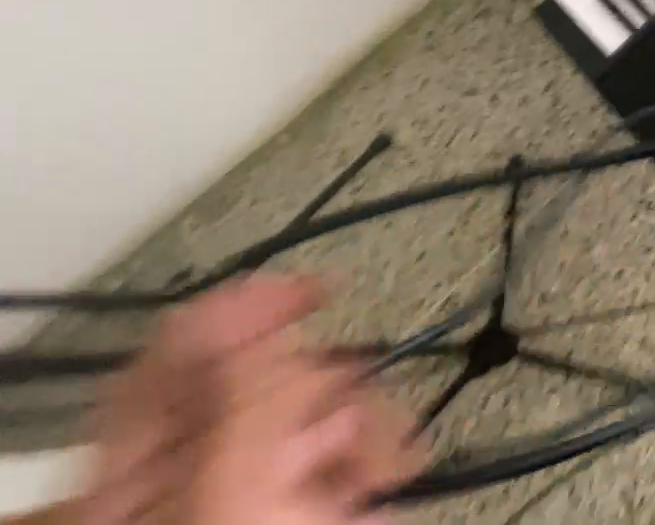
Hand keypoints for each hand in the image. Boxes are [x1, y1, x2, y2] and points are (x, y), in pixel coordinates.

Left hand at [73, 276, 423, 524]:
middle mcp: (181, 478)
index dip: (235, 309)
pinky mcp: (298, 500)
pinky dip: (373, 445)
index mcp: (133, 481)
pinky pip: (340, 441)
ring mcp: (245, 491)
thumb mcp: (240, 504)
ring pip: (310, 406)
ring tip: (383, 463)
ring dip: (361, 419)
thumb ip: (241, 404)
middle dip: (328, 386)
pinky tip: (385, 474)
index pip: (169, 357)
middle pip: (259, 378)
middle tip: (359, 417)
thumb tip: (245, 307)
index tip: (316, 286)